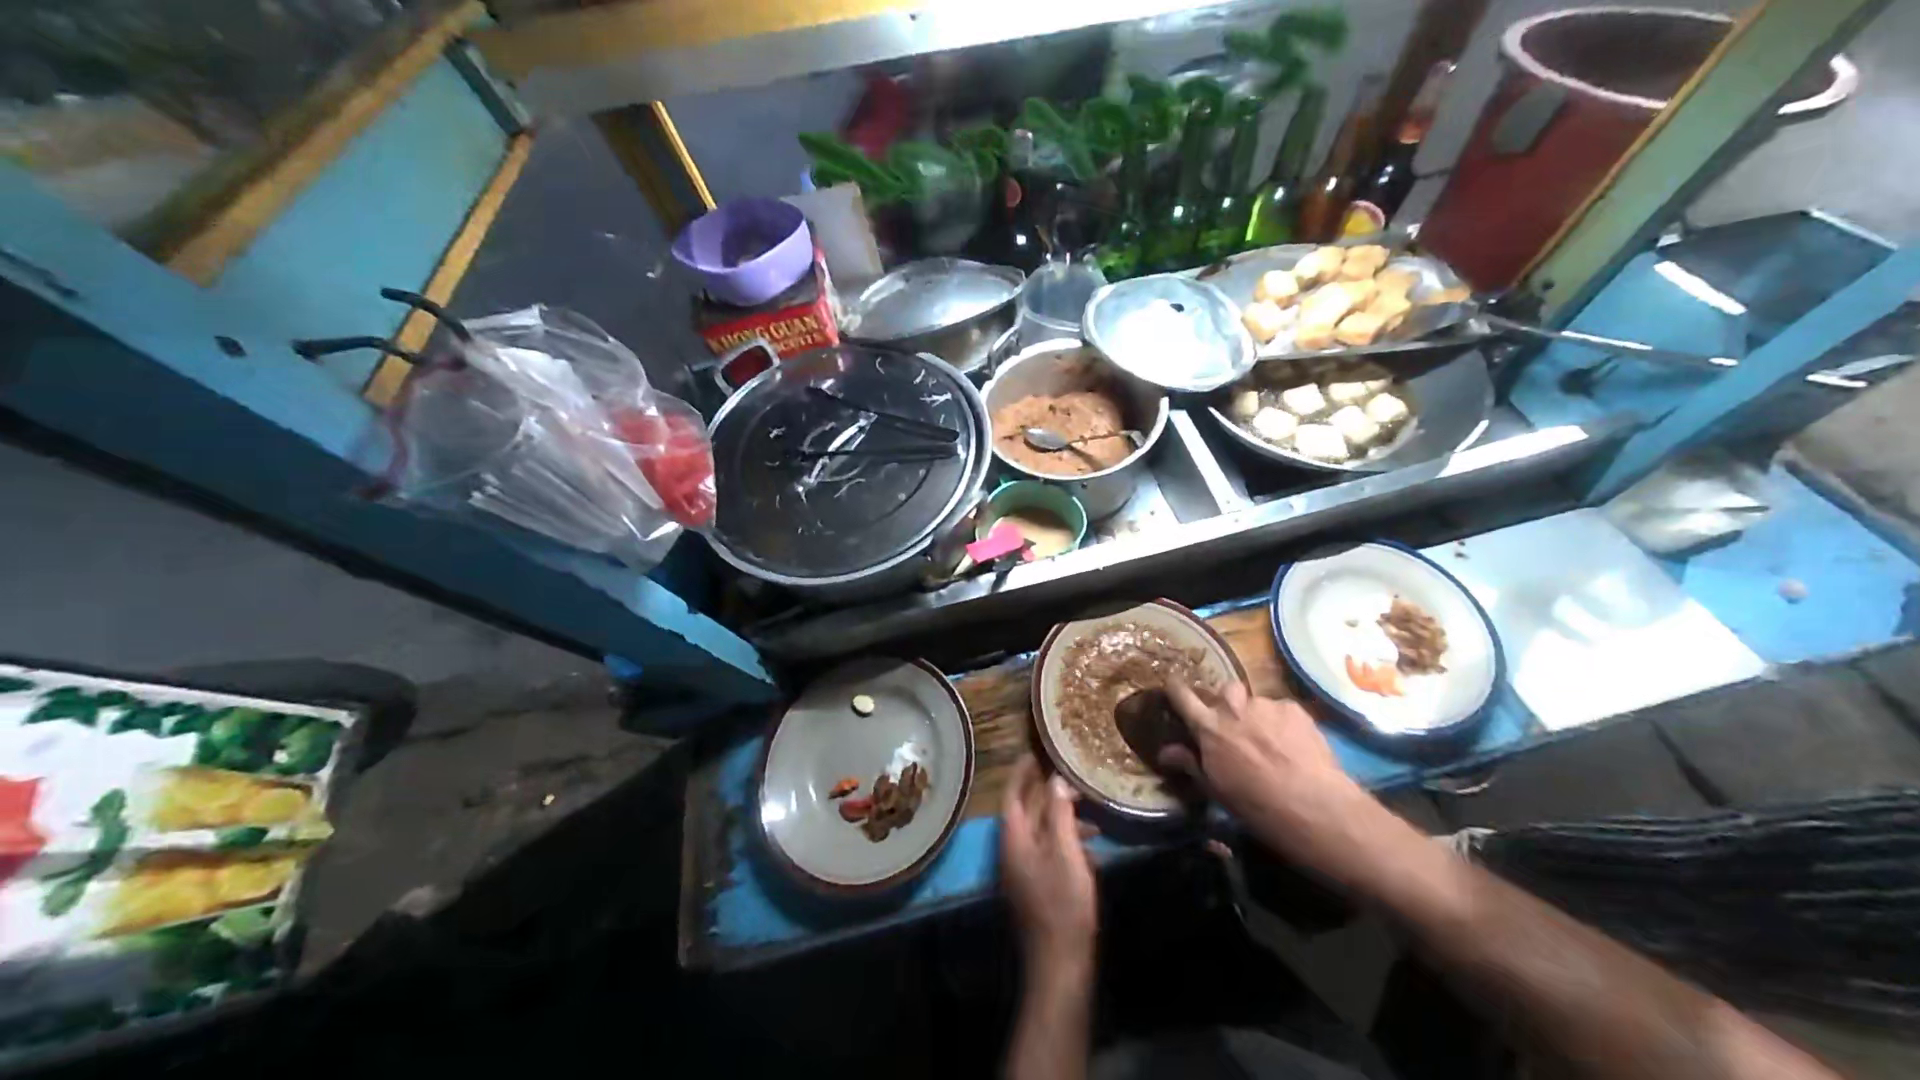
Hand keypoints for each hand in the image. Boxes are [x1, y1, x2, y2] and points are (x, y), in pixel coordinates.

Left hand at [999, 757, 1096, 974]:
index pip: (1012, 795)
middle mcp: (1012, 850)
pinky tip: (1090, 843)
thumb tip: (1055, 780)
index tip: (1035, 751)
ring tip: (1087, 808)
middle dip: (1044, 791)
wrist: (1060, 961)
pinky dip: (1064, 839)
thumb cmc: (1063, 902)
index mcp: (1013, 838)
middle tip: (1067, 772)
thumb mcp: (1066, 851)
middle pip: (1025, 811)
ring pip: (1039, 830)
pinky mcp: (1036, 885)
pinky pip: (1047, 850)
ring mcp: (1023, 869)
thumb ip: (1059, 814)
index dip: (1022, 772)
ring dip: (1059, 816)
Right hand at [1163, 681, 1393, 886]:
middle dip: (1227, 703)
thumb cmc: (1255, 804)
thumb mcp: (1216, 789)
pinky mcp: (1294, 709)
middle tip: (1235, 725)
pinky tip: (1293, 744)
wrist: (1312, 806)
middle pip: (1224, 690)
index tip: (1173, 685)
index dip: (1176, 688)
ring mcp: (1266, 705)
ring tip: (1271, 741)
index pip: (1182, 696)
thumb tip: (1165, 753)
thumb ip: (1191, 764)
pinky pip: (1282, 709)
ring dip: (1257, 715)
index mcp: (1209, 727)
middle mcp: (1234, 708)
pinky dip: (1283, 722)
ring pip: (1256, 702)